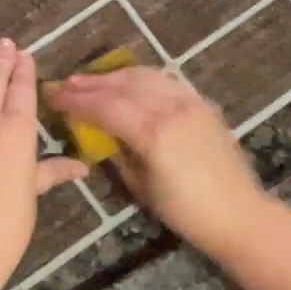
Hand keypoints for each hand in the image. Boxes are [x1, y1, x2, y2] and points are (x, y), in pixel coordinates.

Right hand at [47, 67, 263, 253]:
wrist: (238, 213)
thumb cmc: (184, 211)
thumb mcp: (140, 185)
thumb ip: (117, 152)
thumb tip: (98, 134)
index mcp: (152, 132)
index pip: (104, 106)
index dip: (75, 101)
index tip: (53, 97)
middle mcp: (171, 108)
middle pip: (122, 85)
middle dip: (90, 83)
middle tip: (65, 84)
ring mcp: (190, 102)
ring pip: (145, 76)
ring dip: (114, 76)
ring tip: (91, 80)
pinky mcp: (202, 104)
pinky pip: (166, 81)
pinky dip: (141, 78)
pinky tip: (129, 83)